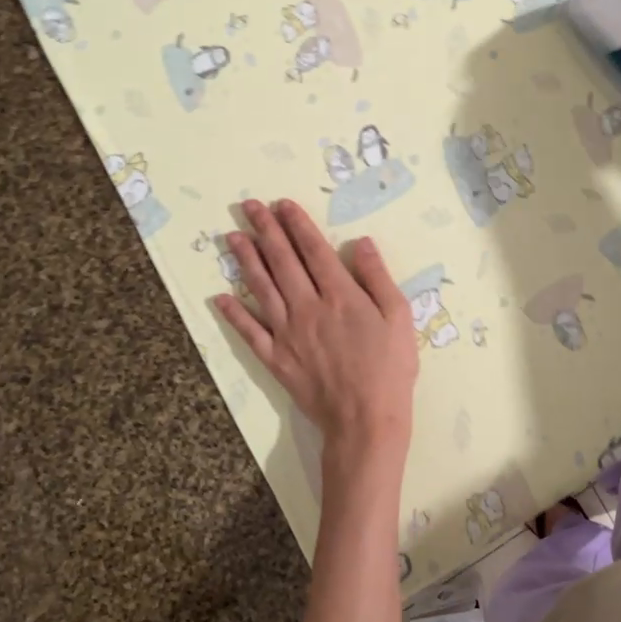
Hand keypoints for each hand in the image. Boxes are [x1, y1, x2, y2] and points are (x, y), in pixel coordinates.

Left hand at [215, 199, 418, 461]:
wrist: (365, 417)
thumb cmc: (390, 366)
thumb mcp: (399, 316)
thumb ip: (378, 277)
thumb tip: (361, 243)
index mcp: (341, 295)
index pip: (314, 251)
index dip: (298, 225)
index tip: (283, 204)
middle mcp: (308, 307)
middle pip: (283, 262)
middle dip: (267, 231)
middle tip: (251, 207)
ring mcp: (287, 333)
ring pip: (262, 289)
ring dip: (246, 261)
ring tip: (233, 237)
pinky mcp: (276, 358)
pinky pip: (249, 331)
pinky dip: (234, 313)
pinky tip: (221, 297)